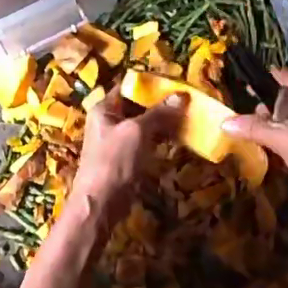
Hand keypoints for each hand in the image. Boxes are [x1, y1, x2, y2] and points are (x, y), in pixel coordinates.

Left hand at [69, 87, 184, 219]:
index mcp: (104, 108)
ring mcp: (116, 141)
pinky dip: (159, 138)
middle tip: (185, 102)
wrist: (100, 203)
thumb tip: (181, 96)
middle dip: (160, 104)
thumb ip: (158, 113)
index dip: (150, 84)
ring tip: (186, 118)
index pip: (128, 87)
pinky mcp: (125, 158)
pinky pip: (145, 142)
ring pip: (143, 125)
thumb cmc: (114, 161)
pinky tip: (177, 138)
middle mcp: (108, 121)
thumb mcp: (137, 132)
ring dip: (163, 122)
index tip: (174, 84)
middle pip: (137, 106)